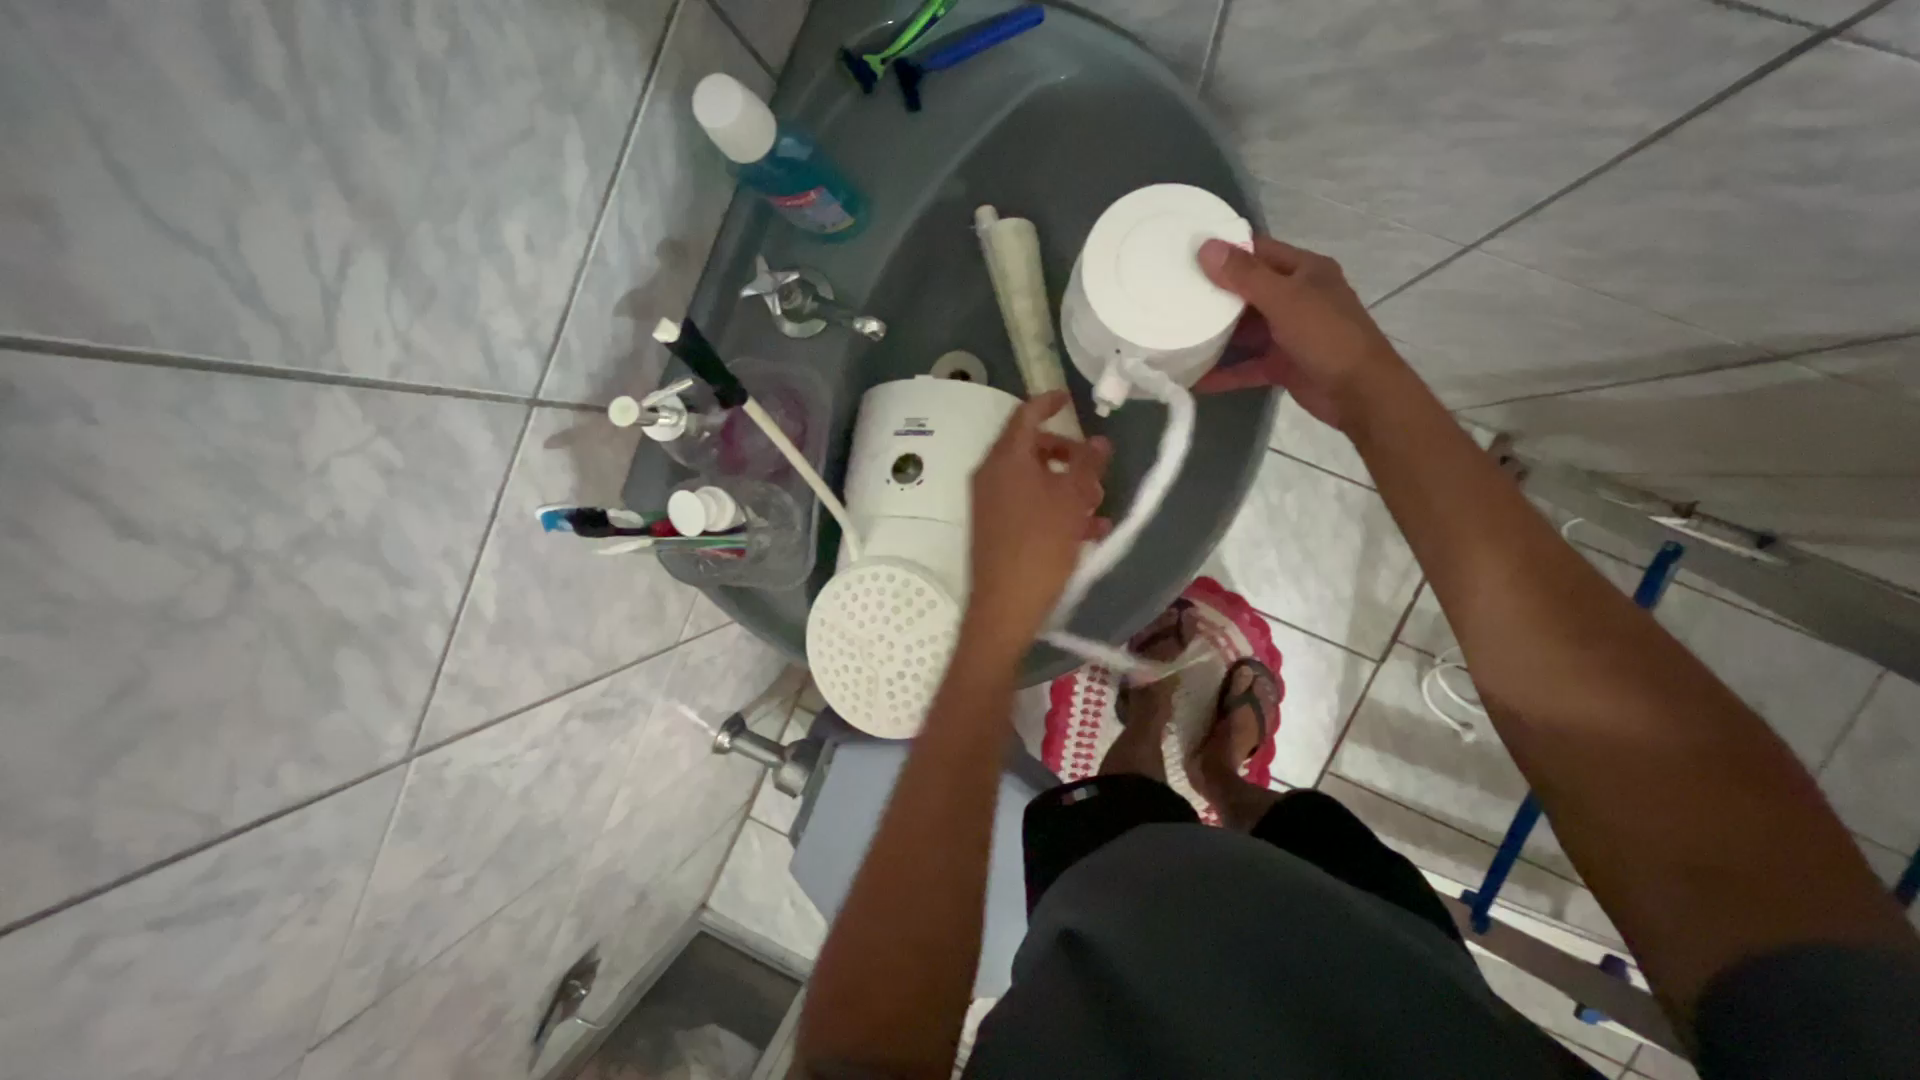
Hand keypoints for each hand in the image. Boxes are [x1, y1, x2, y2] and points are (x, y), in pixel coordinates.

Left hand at [966, 391, 1112, 645]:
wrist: (1005, 606)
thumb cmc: (1040, 547)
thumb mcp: (1072, 501)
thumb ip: (1087, 465)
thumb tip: (1099, 440)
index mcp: (1005, 460)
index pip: (1025, 416)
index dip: (1048, 402)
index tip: (1069, 399)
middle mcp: (991, 475)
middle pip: (1031, 449)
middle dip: (1067, 454)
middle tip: (1095, 469)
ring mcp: (990, 503)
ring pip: (1033, 480)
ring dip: (1066, 486)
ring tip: (1098, 507)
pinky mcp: (995, 529)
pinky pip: (1028, 506)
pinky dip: (1055, 510)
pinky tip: (1088, 532)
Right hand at [1194, 235, 1408, 431]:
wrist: (1360, 392)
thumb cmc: (1326, 335)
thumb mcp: (1284, 299)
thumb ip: (1244, 275)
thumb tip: (1206, 246)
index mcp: (1305, 271)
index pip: (1260, 251)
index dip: (1227, 250)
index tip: (1188, 253)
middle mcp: (1298, 297)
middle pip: (1249, 290)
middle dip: (1216, 293)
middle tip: (1174, 293)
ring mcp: (1290, 333)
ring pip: (1247, 330)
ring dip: (1218, 335)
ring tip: (1178, 332)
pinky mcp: (1283, 364)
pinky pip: (1248, 364)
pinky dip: (1226, 371)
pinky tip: (1196, 378)